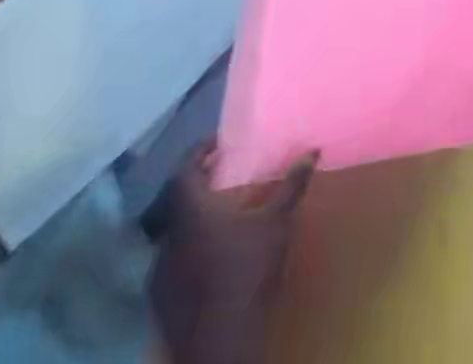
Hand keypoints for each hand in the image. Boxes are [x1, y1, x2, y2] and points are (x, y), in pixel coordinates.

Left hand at [151, 146, 315, 363]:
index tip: (216, 141)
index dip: (196, 153)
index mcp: (192, 212)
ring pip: (173, 227)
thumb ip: (292, 184)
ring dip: (194, 212)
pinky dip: (190, 239)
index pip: (183, 171)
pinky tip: (213, 245)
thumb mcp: (278, 219)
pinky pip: (173, 252)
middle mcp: (168, 234)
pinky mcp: (161, 290)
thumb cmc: (250, 264)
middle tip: (221, 170)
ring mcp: (160, 265)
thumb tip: (312, 150)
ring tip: (221, 205)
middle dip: (197, 181)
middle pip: (175, 199)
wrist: (221, 330)